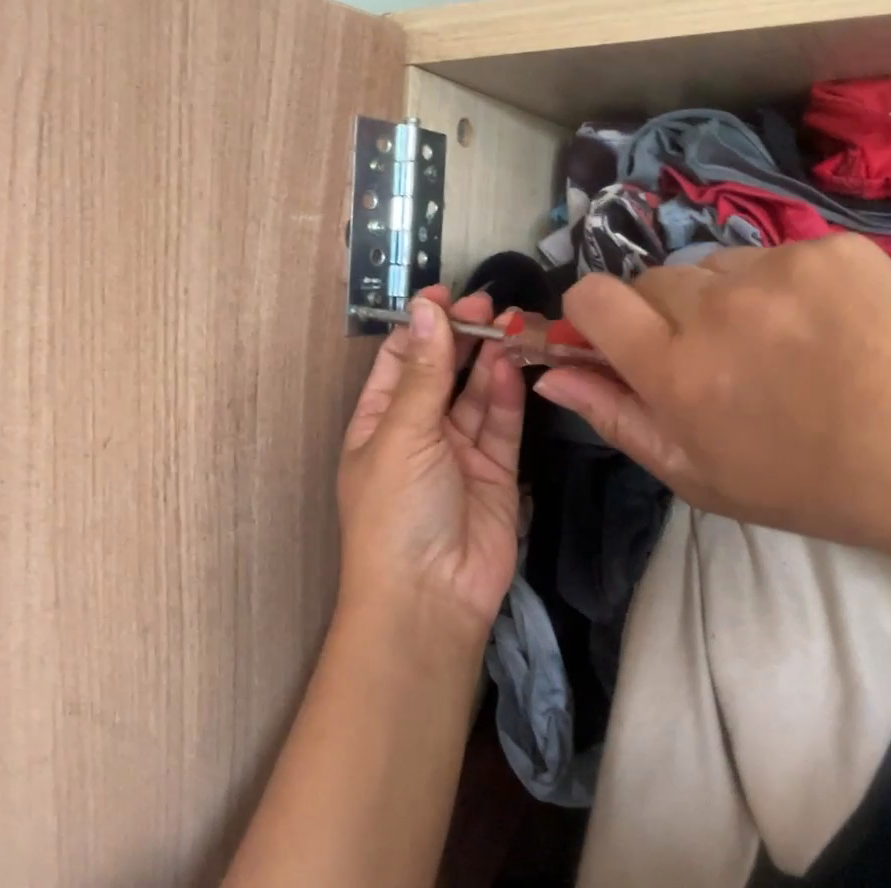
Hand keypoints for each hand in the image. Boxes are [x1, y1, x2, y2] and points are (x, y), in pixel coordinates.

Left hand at [338, 286, 525, 634]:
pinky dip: (508, 395)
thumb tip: (425, 308)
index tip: (445, 293)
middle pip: (443, 372)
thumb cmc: (395, 512)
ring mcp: (459, 453)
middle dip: (462, 338)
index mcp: (378, 423)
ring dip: (490, 361)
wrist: (429, 596)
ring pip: (477, 395)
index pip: (400, 361)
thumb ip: (424, 372)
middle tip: (488, 304)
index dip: (421, 325)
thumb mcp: (402, 435)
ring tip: (509, 325)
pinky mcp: (496, 473)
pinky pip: (502, 424)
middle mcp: (418, 434)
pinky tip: (512, 364)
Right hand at [532, 236, 890, 547]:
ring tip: (776, 345)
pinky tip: (821, 327)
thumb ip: (615, 416)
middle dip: (661, 314)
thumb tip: (551, 374)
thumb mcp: (696, 475)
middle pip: (650, 280)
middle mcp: (717, 306)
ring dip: (722, 299)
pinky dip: (780, 286)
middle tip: (710, 359)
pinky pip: (774, 255)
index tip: (613, 339)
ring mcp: (780, 267)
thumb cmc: (807, 485)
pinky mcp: (833, 246)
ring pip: (712, 266)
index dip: (590, 315)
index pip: (592, 297)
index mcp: (676, 370)